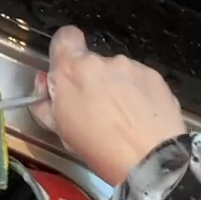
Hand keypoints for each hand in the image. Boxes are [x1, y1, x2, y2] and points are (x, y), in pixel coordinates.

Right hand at [30, 26, 186, 186]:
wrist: (151, 162)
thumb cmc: (99, 148)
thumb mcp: (59, 129)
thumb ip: (45, 101)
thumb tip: (45, 86)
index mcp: (70, 69)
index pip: (65, 37)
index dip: (65, 50)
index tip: (68, 70)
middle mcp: (100, 61)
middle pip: (91, 61)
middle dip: (91, 79)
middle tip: (95, 108)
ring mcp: (130, 67)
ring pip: (116, 72)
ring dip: (116, 87)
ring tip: (122, 117)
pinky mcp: (155, 77)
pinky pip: (139, 80)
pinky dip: (138, 94)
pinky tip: (140, 117)